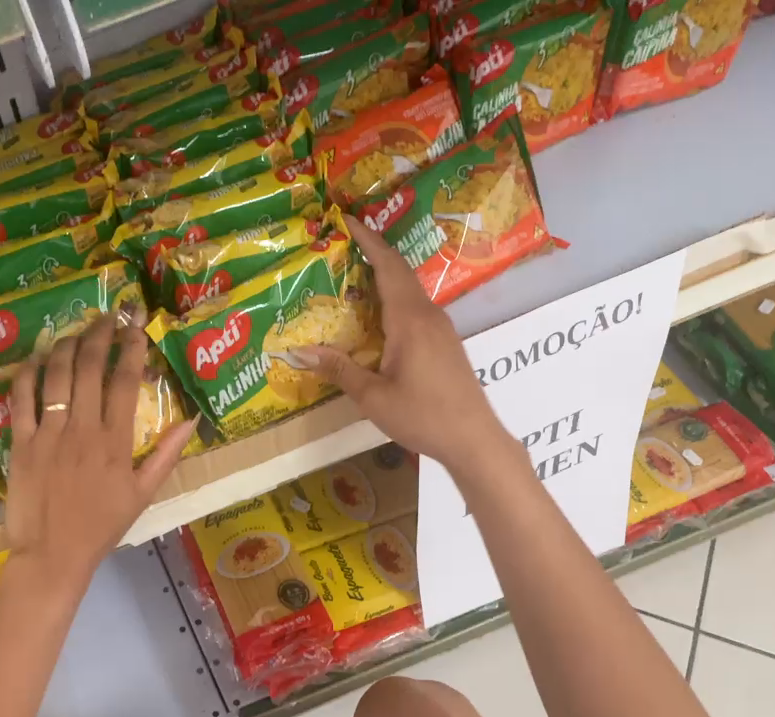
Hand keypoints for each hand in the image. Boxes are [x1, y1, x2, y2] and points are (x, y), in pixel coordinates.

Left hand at [2, 309, 197, 595]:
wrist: (53, 555)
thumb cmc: (101, 528)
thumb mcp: (142, 496)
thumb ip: (165, 455)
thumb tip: (191, 420)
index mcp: (115, 442)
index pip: (125, 381)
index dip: (132, 346)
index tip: (136, 323)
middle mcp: (82, 429)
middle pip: (91, 367)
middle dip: (100, 333)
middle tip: (107, 315)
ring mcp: (48, 433)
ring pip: (56, 375)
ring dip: (67, 345)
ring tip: (76, 331)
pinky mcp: (20, 442)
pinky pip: (21, 398)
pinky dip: (28, 372)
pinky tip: (37, 357)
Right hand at [315, 217, 510, 466]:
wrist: (472, 438)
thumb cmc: (422, 416)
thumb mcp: (372, 397)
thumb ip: (339, 370)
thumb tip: (301, 352)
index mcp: (409, 320)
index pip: (387, 266)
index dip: (367, 240)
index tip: (346, 220)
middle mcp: (428, 315)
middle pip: (399, 272)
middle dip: (372, 253)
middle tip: (341, 245)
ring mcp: (440, 328)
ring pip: (408, 291)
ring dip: (382, 278)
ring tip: (351, 277)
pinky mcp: (444, 343)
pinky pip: (414, 309)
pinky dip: (391, 301)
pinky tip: (374, 316)